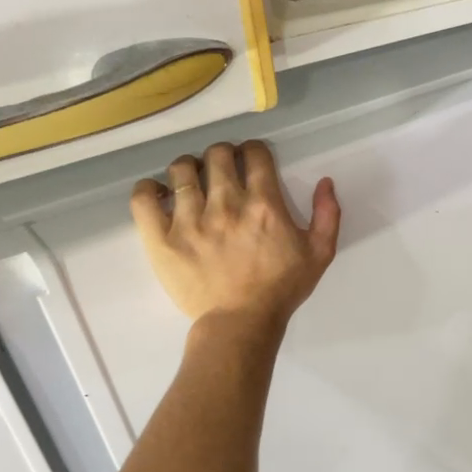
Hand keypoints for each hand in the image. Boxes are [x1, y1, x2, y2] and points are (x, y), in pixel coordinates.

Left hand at [129, 141, 341, 330]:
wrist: (242, 321)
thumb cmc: (283, 287)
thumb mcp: (321, 252)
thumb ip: (328, 214)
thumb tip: (325, 183)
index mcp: (264, 205)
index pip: (254, 155)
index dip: (253, 149)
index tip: (252, 158)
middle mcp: (226, 205)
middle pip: (216, 155)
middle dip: (223, 153)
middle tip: (224, 167)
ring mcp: (189, 220)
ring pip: (181, 170)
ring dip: (190, 167)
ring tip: (193, 180)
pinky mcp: (161, 238)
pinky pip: (144, 198)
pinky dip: (149, 188)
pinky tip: (160, 193)